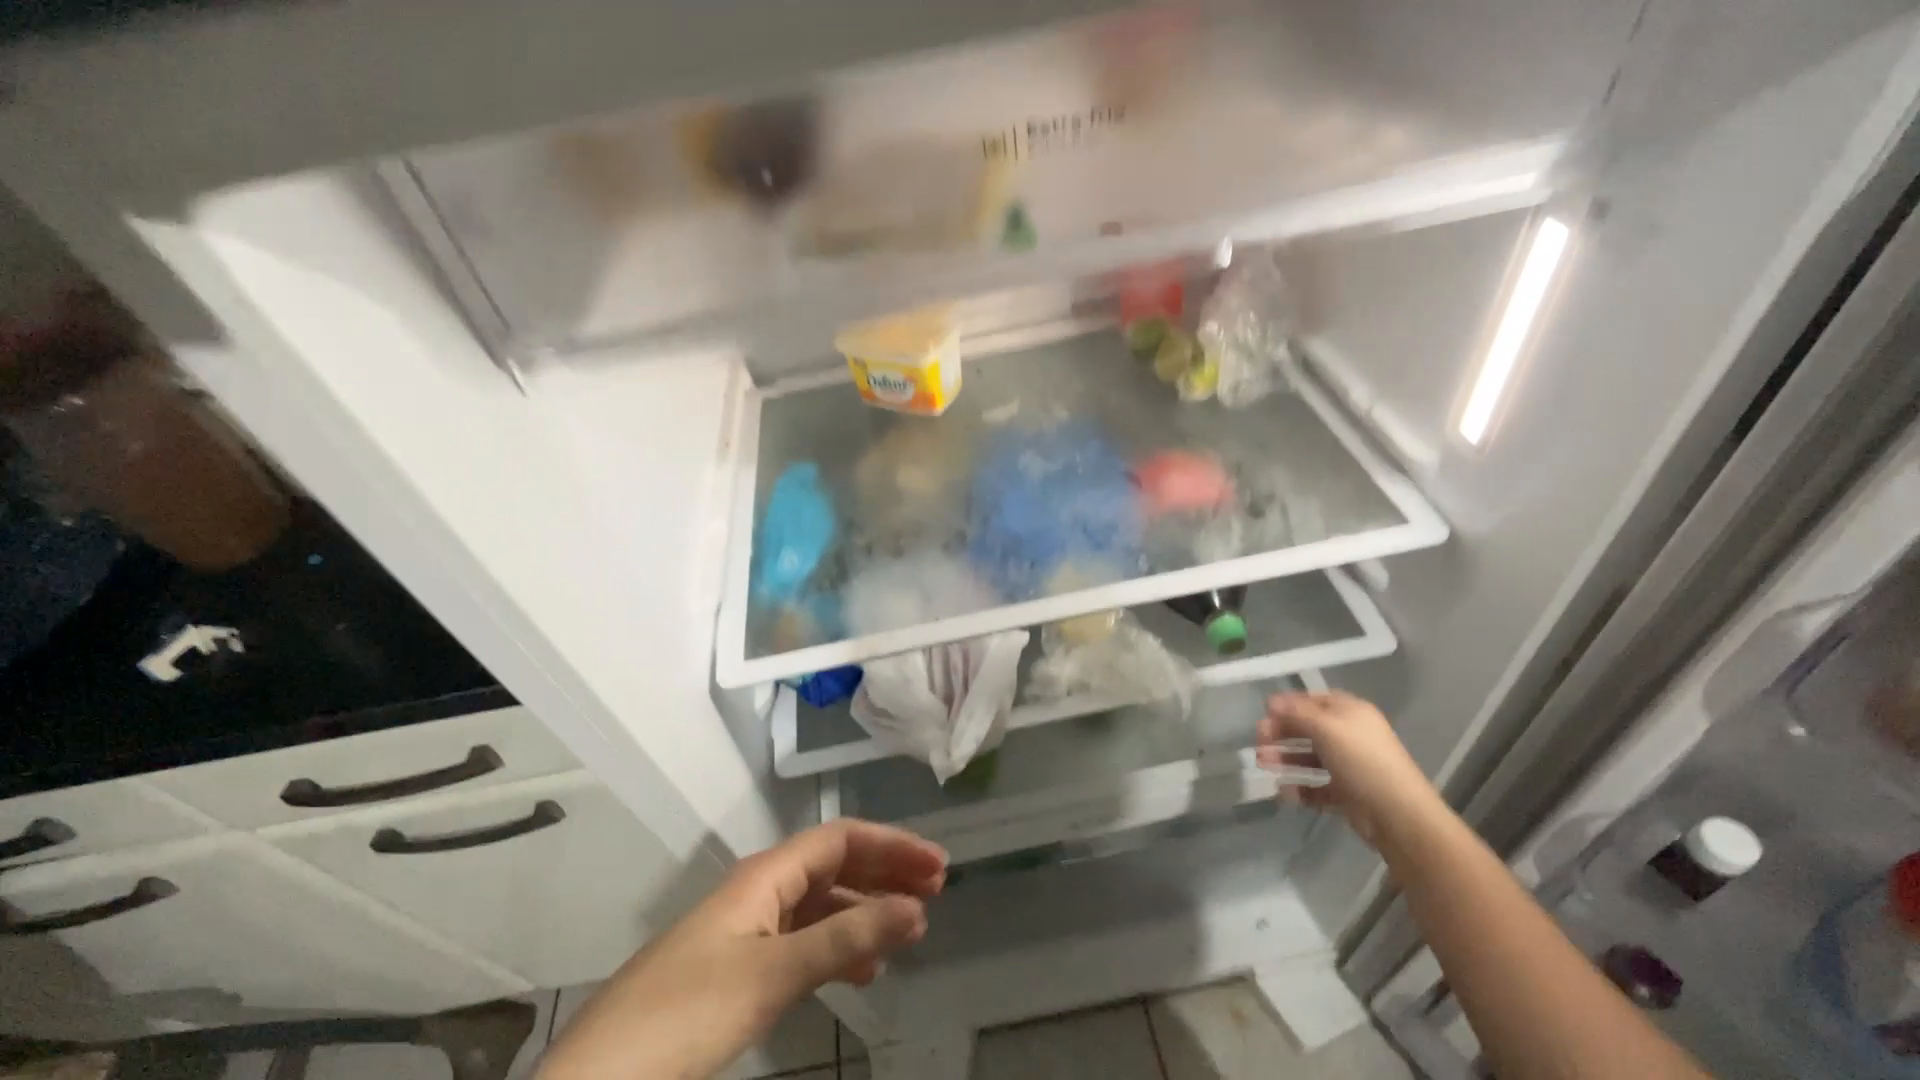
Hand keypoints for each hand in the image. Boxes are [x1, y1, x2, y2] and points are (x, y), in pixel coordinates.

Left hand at [539, 820, 946, 1079]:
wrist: (606, 1072)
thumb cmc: (691, 1008)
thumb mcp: (775, 970)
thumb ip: (846, 936)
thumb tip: (915, 906)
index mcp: (764, 876)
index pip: (839, 839)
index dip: (892, 846)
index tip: (939, 868)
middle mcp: (757, 892)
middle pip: (833, 867)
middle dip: (885, 873)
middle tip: (936, 893)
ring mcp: (746, 929)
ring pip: (820, 906)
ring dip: (866, 912)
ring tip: (909, 931)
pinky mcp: (738, 966)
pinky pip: (802, 941)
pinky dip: (838, 947)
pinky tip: (862, 970)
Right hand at [1256, 690, 1441, 846]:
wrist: (1397, 814)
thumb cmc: (1362, 761)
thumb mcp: (1327, 728)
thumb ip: (1297, 713)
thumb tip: (1271, 701)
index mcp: (1351, 714)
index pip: (1315, 701)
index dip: (1289, 705)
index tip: (1264, 713)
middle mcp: (1351, 736)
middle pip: (1310, 729)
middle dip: (1282, 733)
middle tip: (1258, 741)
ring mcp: (1350, 766)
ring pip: (1311, 758)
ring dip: (1286, 759)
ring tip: (1262, 764)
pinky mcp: (1347, 794)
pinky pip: (1318, 787)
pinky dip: (1300, 788)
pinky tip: (1284, 792)